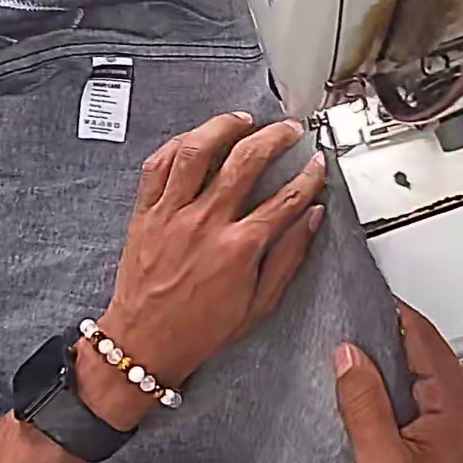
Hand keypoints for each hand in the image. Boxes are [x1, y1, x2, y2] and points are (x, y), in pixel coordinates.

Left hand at [77, 112, 327, 430]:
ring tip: (242, 121)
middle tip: (287, 131)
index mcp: (239, 248)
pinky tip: (195, 139)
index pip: (286, 198)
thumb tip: (312, 219)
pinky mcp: (146, 212)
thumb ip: (289, 257)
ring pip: (198, 151)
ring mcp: (172, 214)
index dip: (309, 175)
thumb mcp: (258, 304)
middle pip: (246, 160)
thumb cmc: (199, 328)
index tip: (316, 164)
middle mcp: (205, 223)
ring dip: (224, 127)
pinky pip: (158, 165)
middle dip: (275, 137)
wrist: (146, 341)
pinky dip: (178, 144)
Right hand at [334, 303, 462, 462]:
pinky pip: (427, 399)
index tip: (351, 298)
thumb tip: (347, 352)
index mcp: (458, 402)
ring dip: (389, 367)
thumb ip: (363, 405)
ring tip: (347, 364)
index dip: (386, 310)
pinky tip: (372, 402)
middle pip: (423, 350)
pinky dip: (400, 392)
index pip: (421, 333)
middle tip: (337, 332)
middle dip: (381, 338)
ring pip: (424, 375)